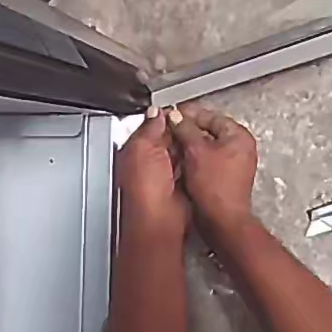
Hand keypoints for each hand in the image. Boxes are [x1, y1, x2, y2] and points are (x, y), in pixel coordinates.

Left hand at [117, 106, 188, 240]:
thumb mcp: (144, 148)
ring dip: (186, 147)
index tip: (175, 111)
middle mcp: (147, 165)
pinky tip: (198, 158)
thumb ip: (150, 129)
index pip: (149, 129)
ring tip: (196, 138)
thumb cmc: (145, 191)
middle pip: (165, 140)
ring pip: (177, 153)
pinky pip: (188, 168)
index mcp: (134, 153)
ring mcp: (163, 177)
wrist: (160, 219)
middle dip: (176, 132)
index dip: (162, 119)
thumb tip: (154, 113)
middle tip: (189, 123)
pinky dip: (193, 162)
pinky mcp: (178, 187)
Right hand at [167, 102, 257, 236]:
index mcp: (239, 137)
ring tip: (171, 142)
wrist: (221, 220)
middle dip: (188, 129)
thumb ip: (185, 129)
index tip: (173, 113)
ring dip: (189, 144)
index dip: (190, 114)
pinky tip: (178, 159)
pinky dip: (193, 158)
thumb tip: (176, 116)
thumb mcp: (196, 151)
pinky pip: (206, 161)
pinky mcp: (224, 177)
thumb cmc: (215, 187)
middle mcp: (240, 148)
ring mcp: (233, 164)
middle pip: (209, 131)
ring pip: (206, 147)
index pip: (212, 116)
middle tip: (169, 127)